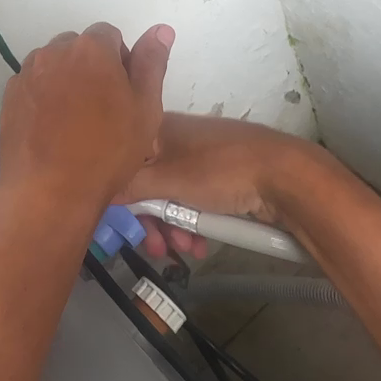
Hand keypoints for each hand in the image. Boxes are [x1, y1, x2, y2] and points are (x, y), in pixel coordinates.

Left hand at [0, 22, 172, 213]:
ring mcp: (27, 73)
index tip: (124, 93)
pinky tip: (52, 129)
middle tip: (102, 109)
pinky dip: (44, 97)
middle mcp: (54, 52)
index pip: (109, 35)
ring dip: (66, 80)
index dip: (120, 61)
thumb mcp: (144, 109)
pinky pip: (33, 85)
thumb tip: (161, 30)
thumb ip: (151, 63)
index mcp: (91, 49)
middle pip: (78, 47)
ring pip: (54, 65)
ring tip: (76, 121)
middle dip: (91, 67)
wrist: (49, 191)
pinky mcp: (10, 95)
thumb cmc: (107, 151)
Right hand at [117, 113, 336, 259]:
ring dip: (171, 228)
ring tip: (182, 252)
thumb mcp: (168, 178)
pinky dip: (191, 225)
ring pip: (169, 196)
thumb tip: (96, 190)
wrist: (284, 175)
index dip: (118, 191)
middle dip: (149, 219)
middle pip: (145, 182)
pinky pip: (192, 203)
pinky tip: (198, 247)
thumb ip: (129, 185)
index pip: (121, 158)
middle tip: (154, 247)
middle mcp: (174, 139)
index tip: (121, 221)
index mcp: (157, 128)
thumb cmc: (220, 169)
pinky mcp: (219, 179)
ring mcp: (198, 159)